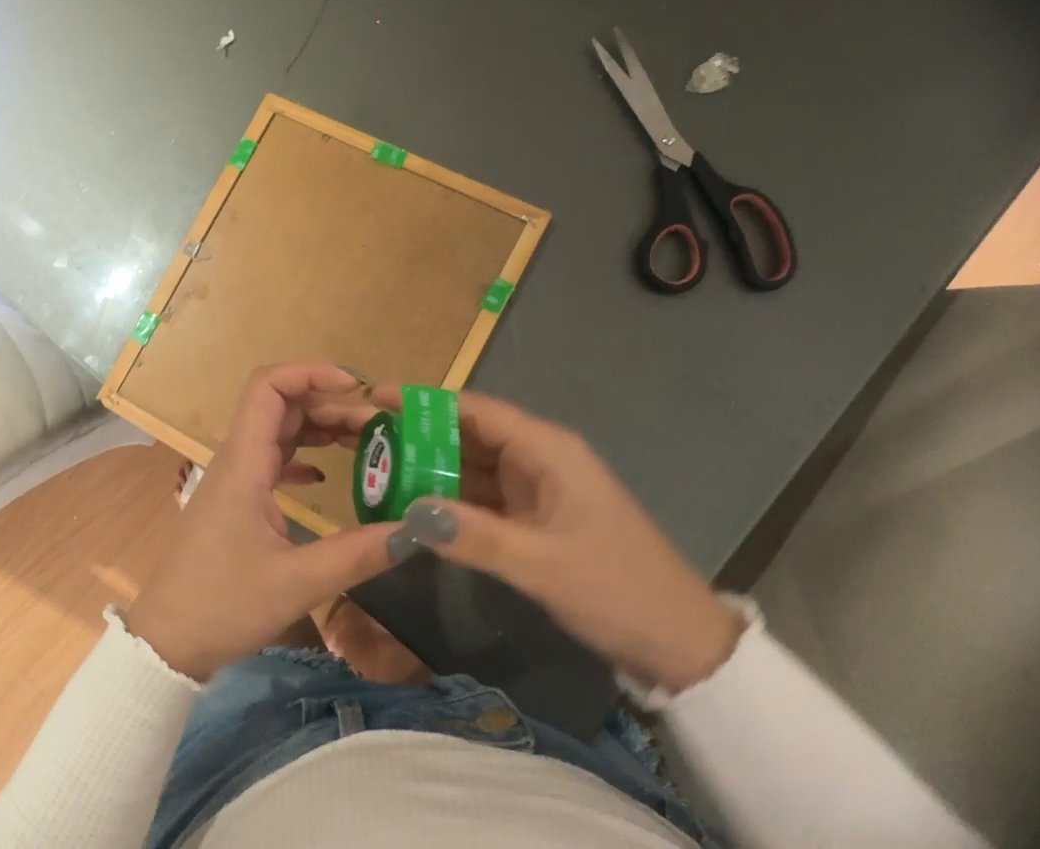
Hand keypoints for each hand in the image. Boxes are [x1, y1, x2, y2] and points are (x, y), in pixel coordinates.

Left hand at [124, 364, 400, 680]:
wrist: (168, 640)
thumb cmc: (222, 605)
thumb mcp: (297, 583)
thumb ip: (358, 554)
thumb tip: (417, 529)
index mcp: (242, 464)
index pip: (268, 387)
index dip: (311, 372)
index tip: (360, 389)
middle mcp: (235, 461)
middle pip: (281, 406)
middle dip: (331, 404)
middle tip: (383, 426)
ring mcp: (233, 481)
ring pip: (278, 432)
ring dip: (320, 429)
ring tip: (370, 443)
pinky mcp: (235, 503)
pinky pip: (271, 462)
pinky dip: (303, 458)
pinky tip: (328, 476)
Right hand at [371, 386, 743, 691]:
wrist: (678, 643)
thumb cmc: (616, 589)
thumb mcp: (540, 564)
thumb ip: (473, 534)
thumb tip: (407, 510)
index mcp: (547, 451)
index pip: (474, 410)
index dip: (423, 401)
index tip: (374, 398)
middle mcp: (538, 460)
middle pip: (466, 435)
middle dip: (415, 435)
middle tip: (361, 439)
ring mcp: (535, 490)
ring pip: (469, 467)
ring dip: (427, 469)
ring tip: (373, 470)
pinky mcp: (532, 519)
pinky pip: (479, 498)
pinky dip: (447, 501)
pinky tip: (410, 508)